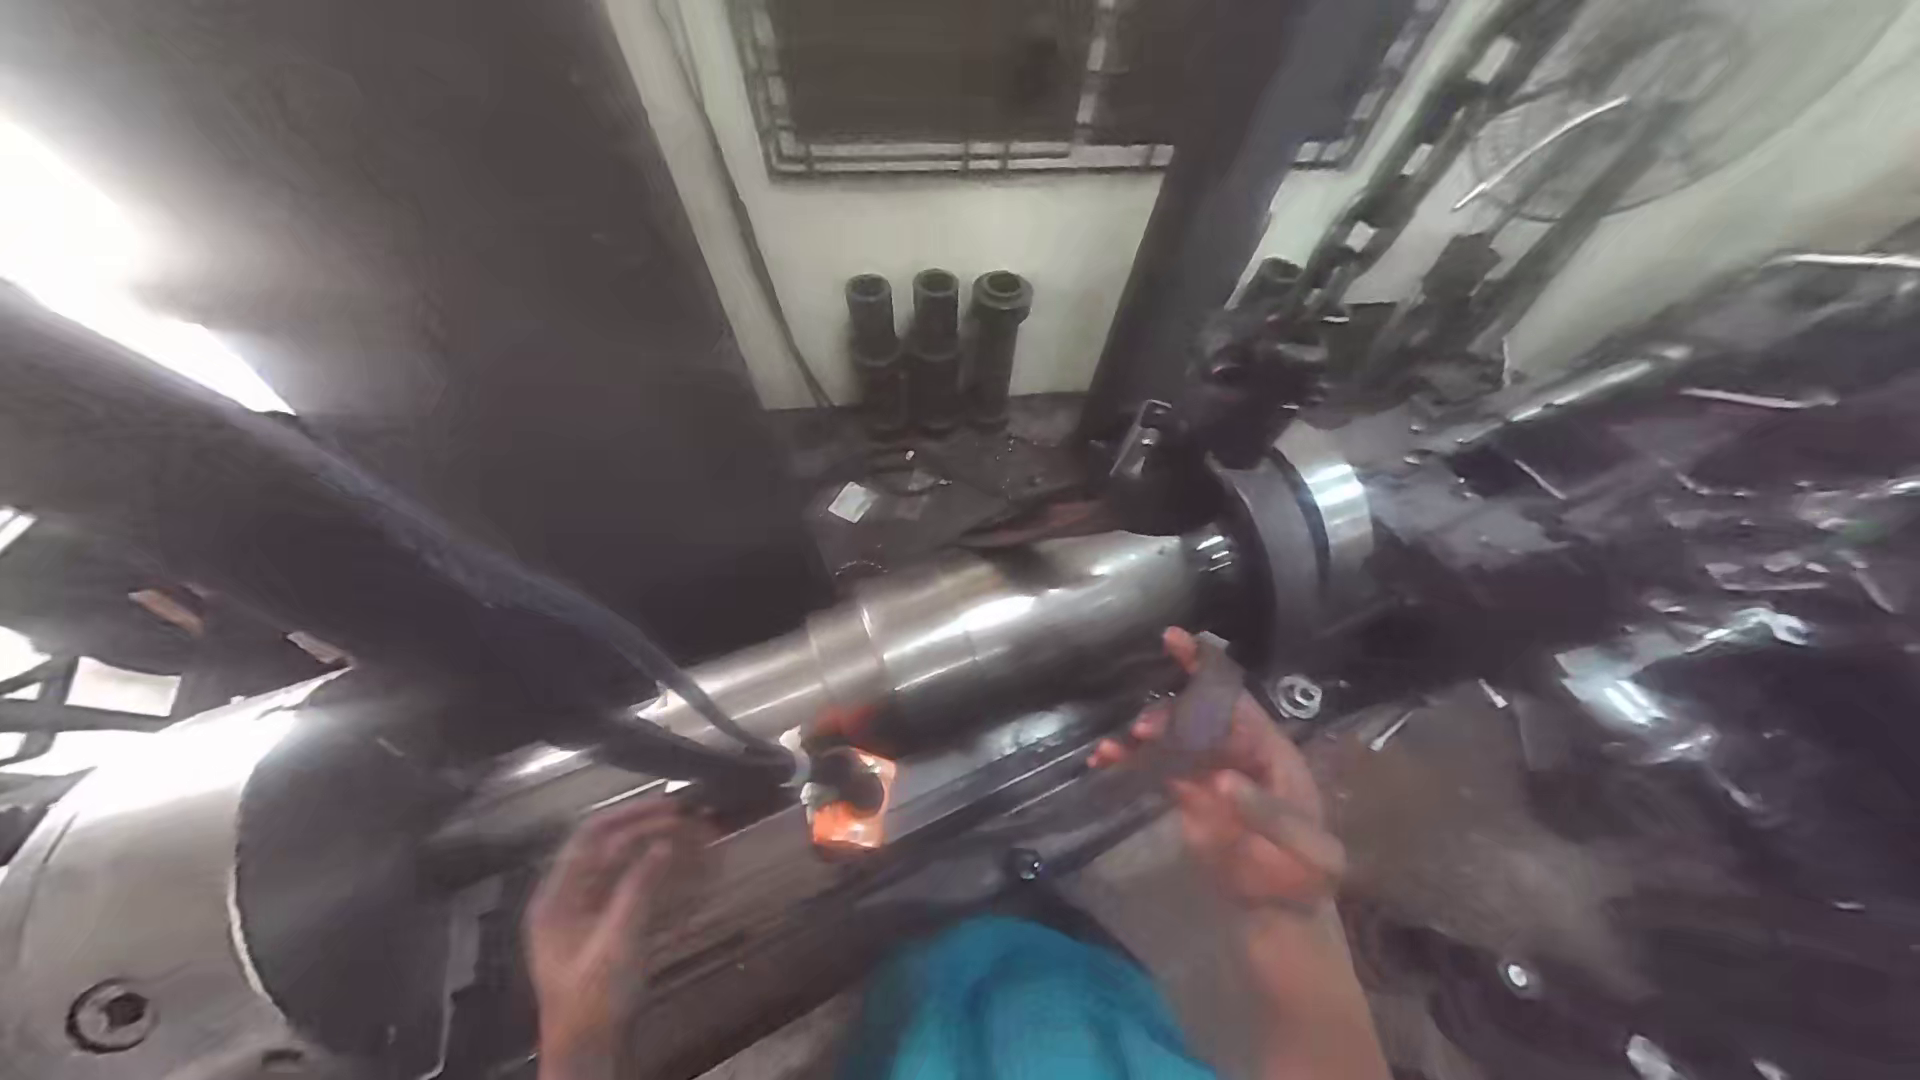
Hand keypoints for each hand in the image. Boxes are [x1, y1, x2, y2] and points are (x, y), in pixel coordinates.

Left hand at [523, 796, 703, 1073]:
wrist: (590, 1054)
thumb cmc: (592, 1002)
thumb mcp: (615, 943)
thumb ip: (638, 888)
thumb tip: (665, 843)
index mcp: (558, 897)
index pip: (591, 836)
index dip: (631, 815)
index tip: (671, 807)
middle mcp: (574, 895)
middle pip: (615, 845)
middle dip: (656, 830)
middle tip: (695, 822)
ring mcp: (595, 909)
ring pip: (633, 862)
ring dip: (668, 848)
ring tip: (703, 840)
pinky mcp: (616, 922)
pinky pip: (643, 885)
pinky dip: (670, 874)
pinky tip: (696, 870)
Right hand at [1090, 627, 1345, 911]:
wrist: (1279, 908)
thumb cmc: (1306, 873)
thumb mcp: (1310, 850)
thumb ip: (1270, 813)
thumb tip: (1220, 780)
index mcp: (1266, 748)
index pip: (1233, 696)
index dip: (1204, 666)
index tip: (1173, 639)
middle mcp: (1232, 749)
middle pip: (1193, 713)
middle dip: (1166, 713)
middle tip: (1144, 730)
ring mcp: (1205, 769)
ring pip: (1168, 736)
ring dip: (1141, 735)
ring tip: (1116, 746)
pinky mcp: (1183, 792)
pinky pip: (1152, 767)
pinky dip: (1128, 760)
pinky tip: (1104, 760)